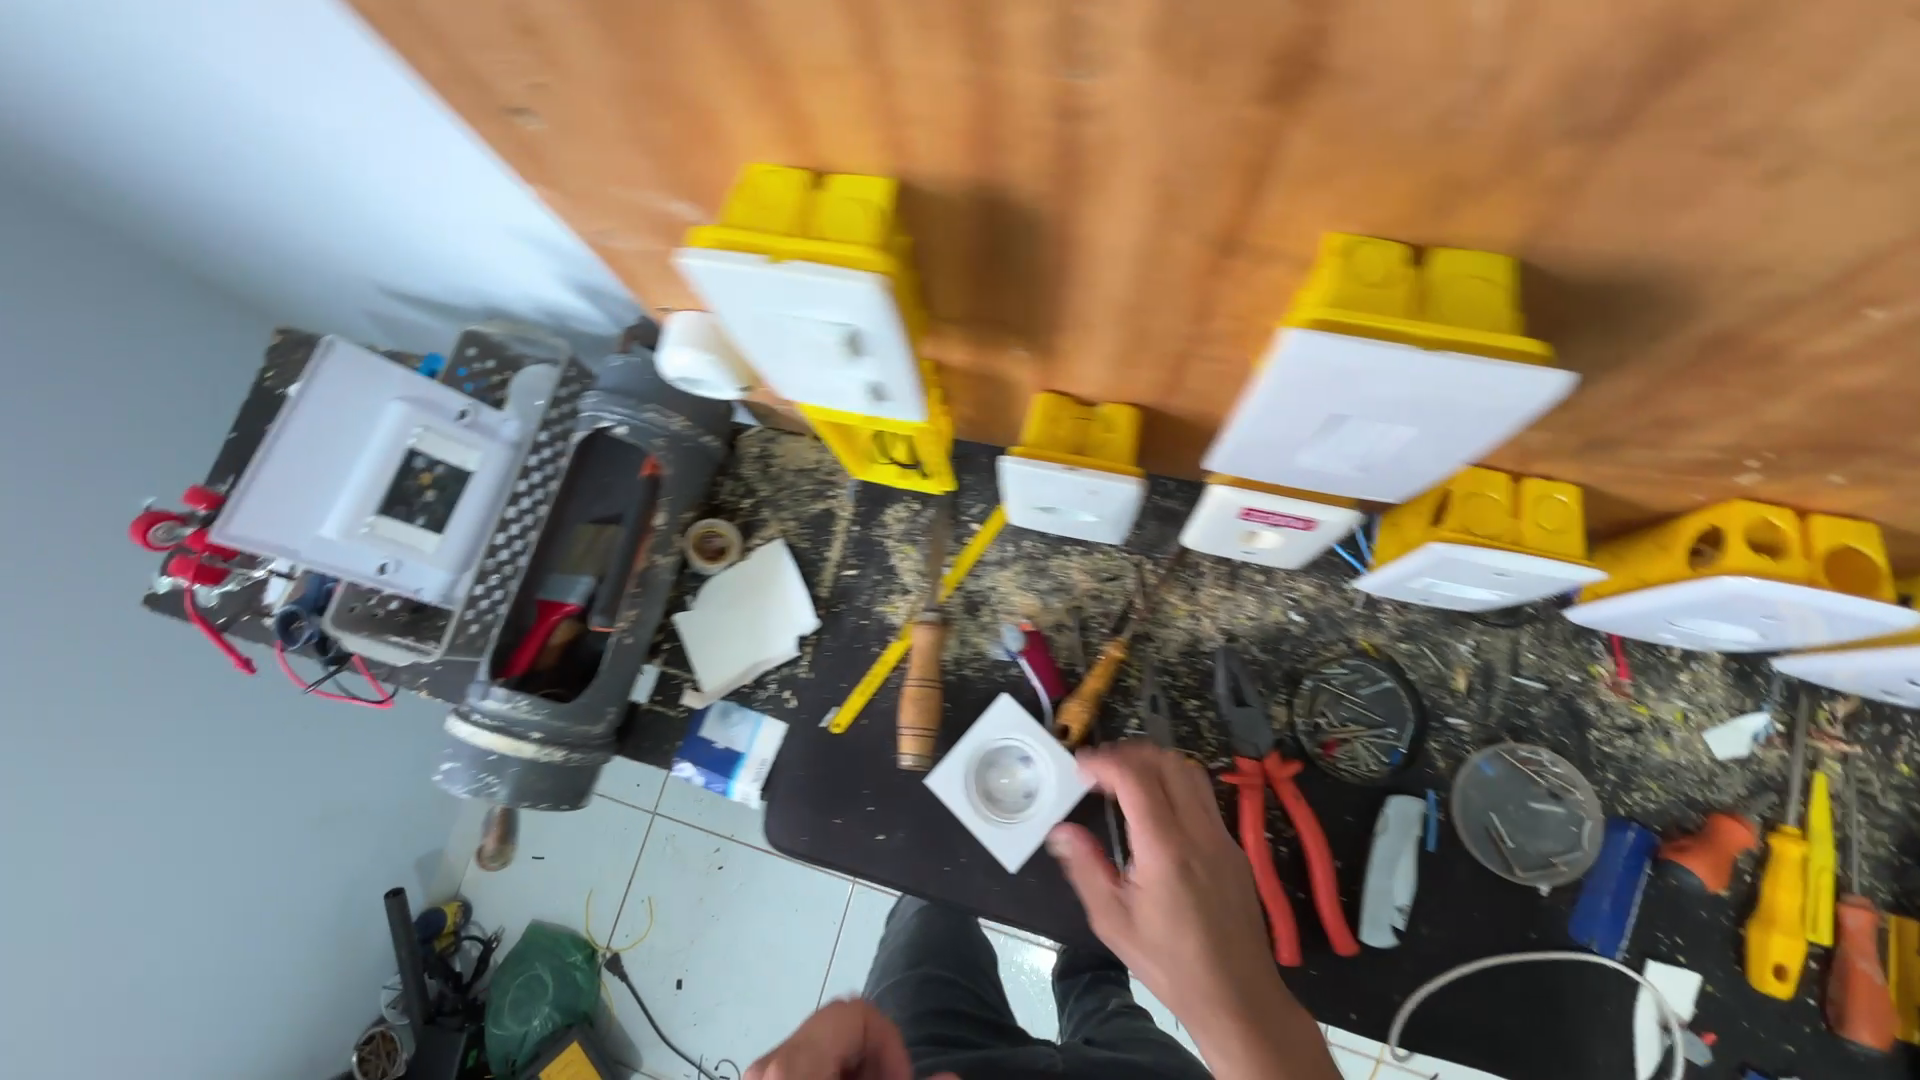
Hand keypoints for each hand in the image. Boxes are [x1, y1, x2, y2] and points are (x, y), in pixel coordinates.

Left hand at [744, 999, 952, 1079]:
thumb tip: (950, 1077)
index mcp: (793, 1064)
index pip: (855, 1011)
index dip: (890, 1040)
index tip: (904, 1079)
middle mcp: (769, 1064)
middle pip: (839, 1027)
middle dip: (876, 1057)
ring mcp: (759, 1078)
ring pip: (822, 1049)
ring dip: (857, 1069)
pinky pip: (803, 1066)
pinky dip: (833, 1077)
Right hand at [1048, 741, 1334, 1078]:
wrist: (1238, 996)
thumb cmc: (1170, 964)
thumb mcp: (1113, 922)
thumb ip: (1085, 869)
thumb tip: (1061, 831)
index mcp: (1165, 850)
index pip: (1135, 778)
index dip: (1104, 762)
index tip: (1080, 768)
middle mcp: (1199, 833)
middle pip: (1166, 762)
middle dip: (1128, 754)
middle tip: (1098, 769)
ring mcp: (1222, 837)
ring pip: (1190, 772)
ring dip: (1154, 764)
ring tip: (1124, 780)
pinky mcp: (1233, 847)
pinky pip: (1203, 796)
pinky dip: (1174, 784)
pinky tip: (1155, 808)